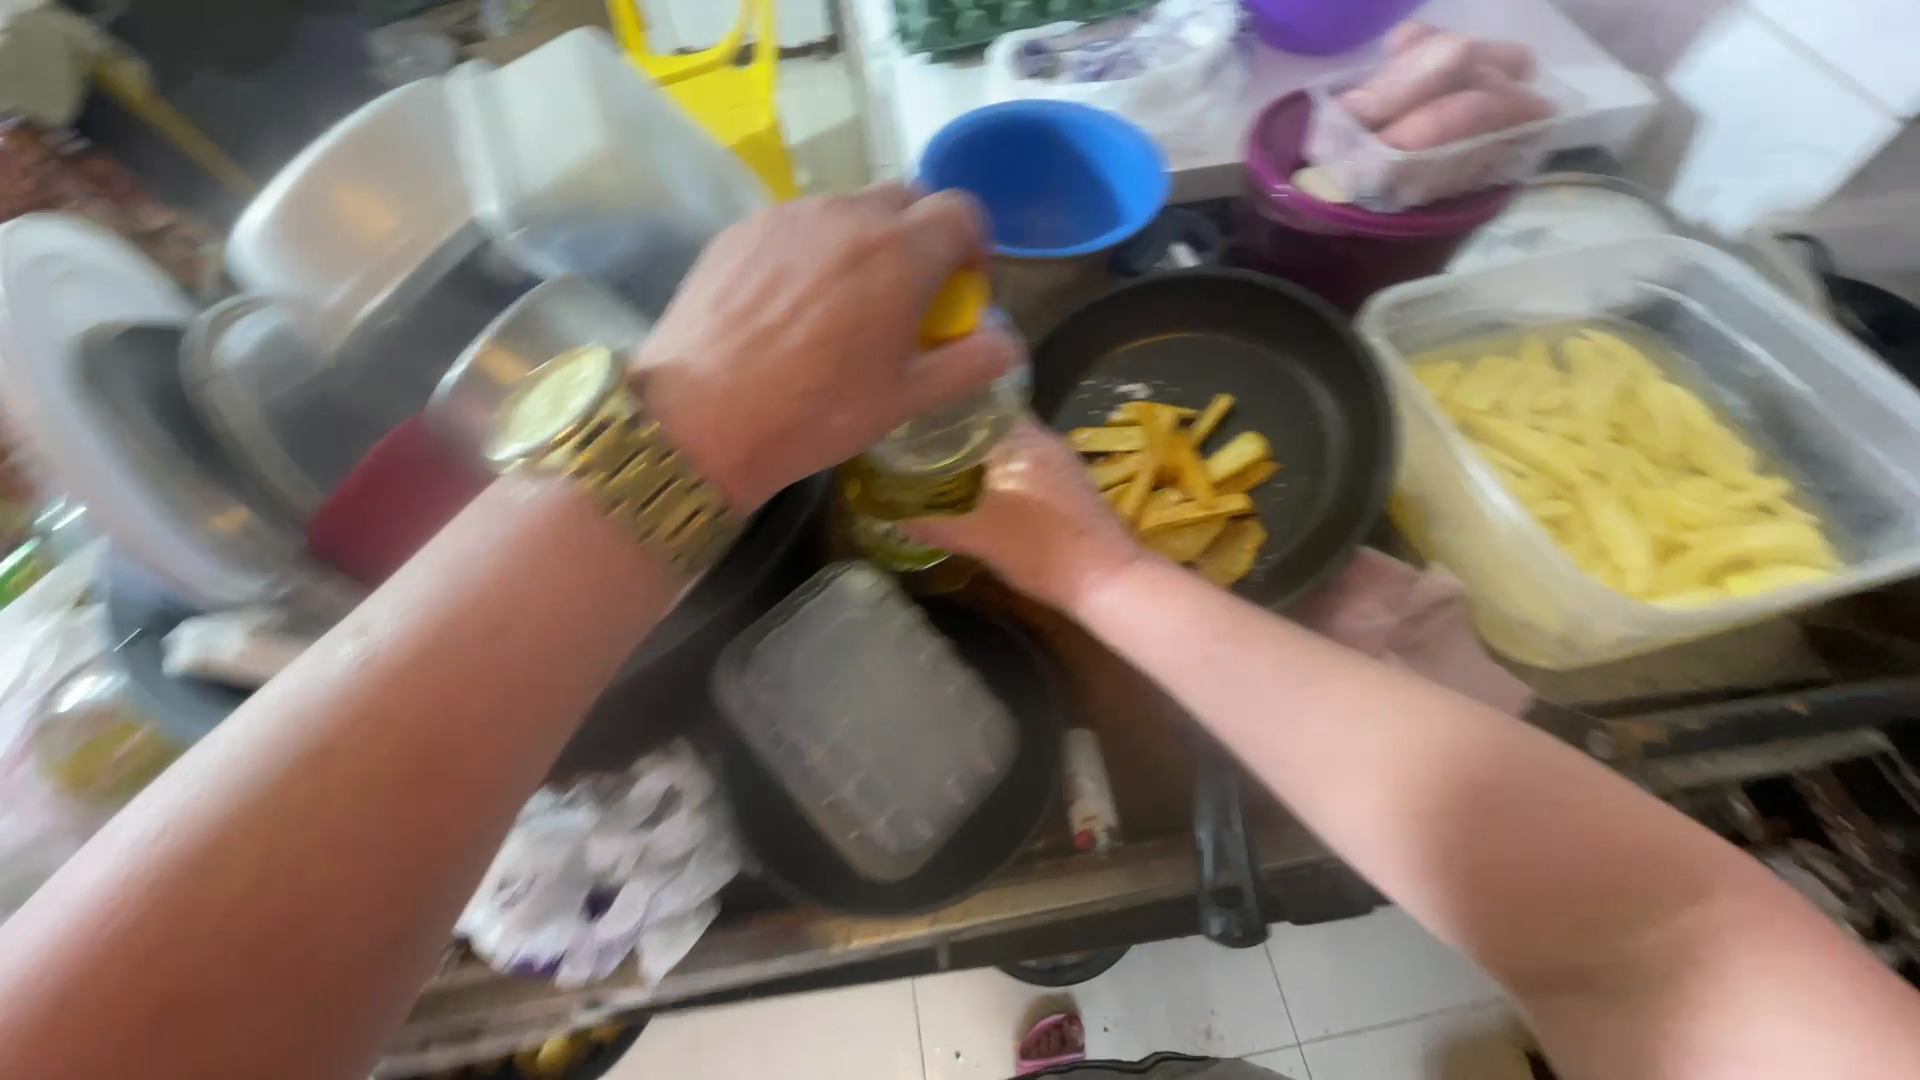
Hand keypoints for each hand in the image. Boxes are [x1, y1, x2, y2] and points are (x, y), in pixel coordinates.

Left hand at [636, 184, 1019, 510]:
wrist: (701, 420)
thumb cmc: (817, 413)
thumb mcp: (906, 400)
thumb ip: (969, 364)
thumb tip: (1007, 344)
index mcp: (901, 253)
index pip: (961, 210)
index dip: (973, 243)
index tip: (963, 283)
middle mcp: (848, 216)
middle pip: (905, 200)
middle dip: (921, 237)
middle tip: (908, 295)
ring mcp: (789, 216)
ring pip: (848, 210)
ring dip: (866, 243)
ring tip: (845, 304)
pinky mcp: (743, 230)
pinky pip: (798, 225)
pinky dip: (815, 251)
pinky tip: (792, 306)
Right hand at [906, 414, 1144, 611]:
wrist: (1108, 581)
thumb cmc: (1041, 551)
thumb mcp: (977, 538)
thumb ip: (932, 522)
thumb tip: (889, 513)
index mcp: (1020, 439)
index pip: (976, 401)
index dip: (944, 406)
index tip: (914, 416)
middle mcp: (1043, 439)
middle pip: (992, 422)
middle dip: (958, 431)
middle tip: (921, 444)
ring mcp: (1061, 461)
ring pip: (1011, 444)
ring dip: (982, 452)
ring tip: (944, 465)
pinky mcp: (1071, 484)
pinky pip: (1027, 463)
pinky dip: (1003, 470)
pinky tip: (985, 491)